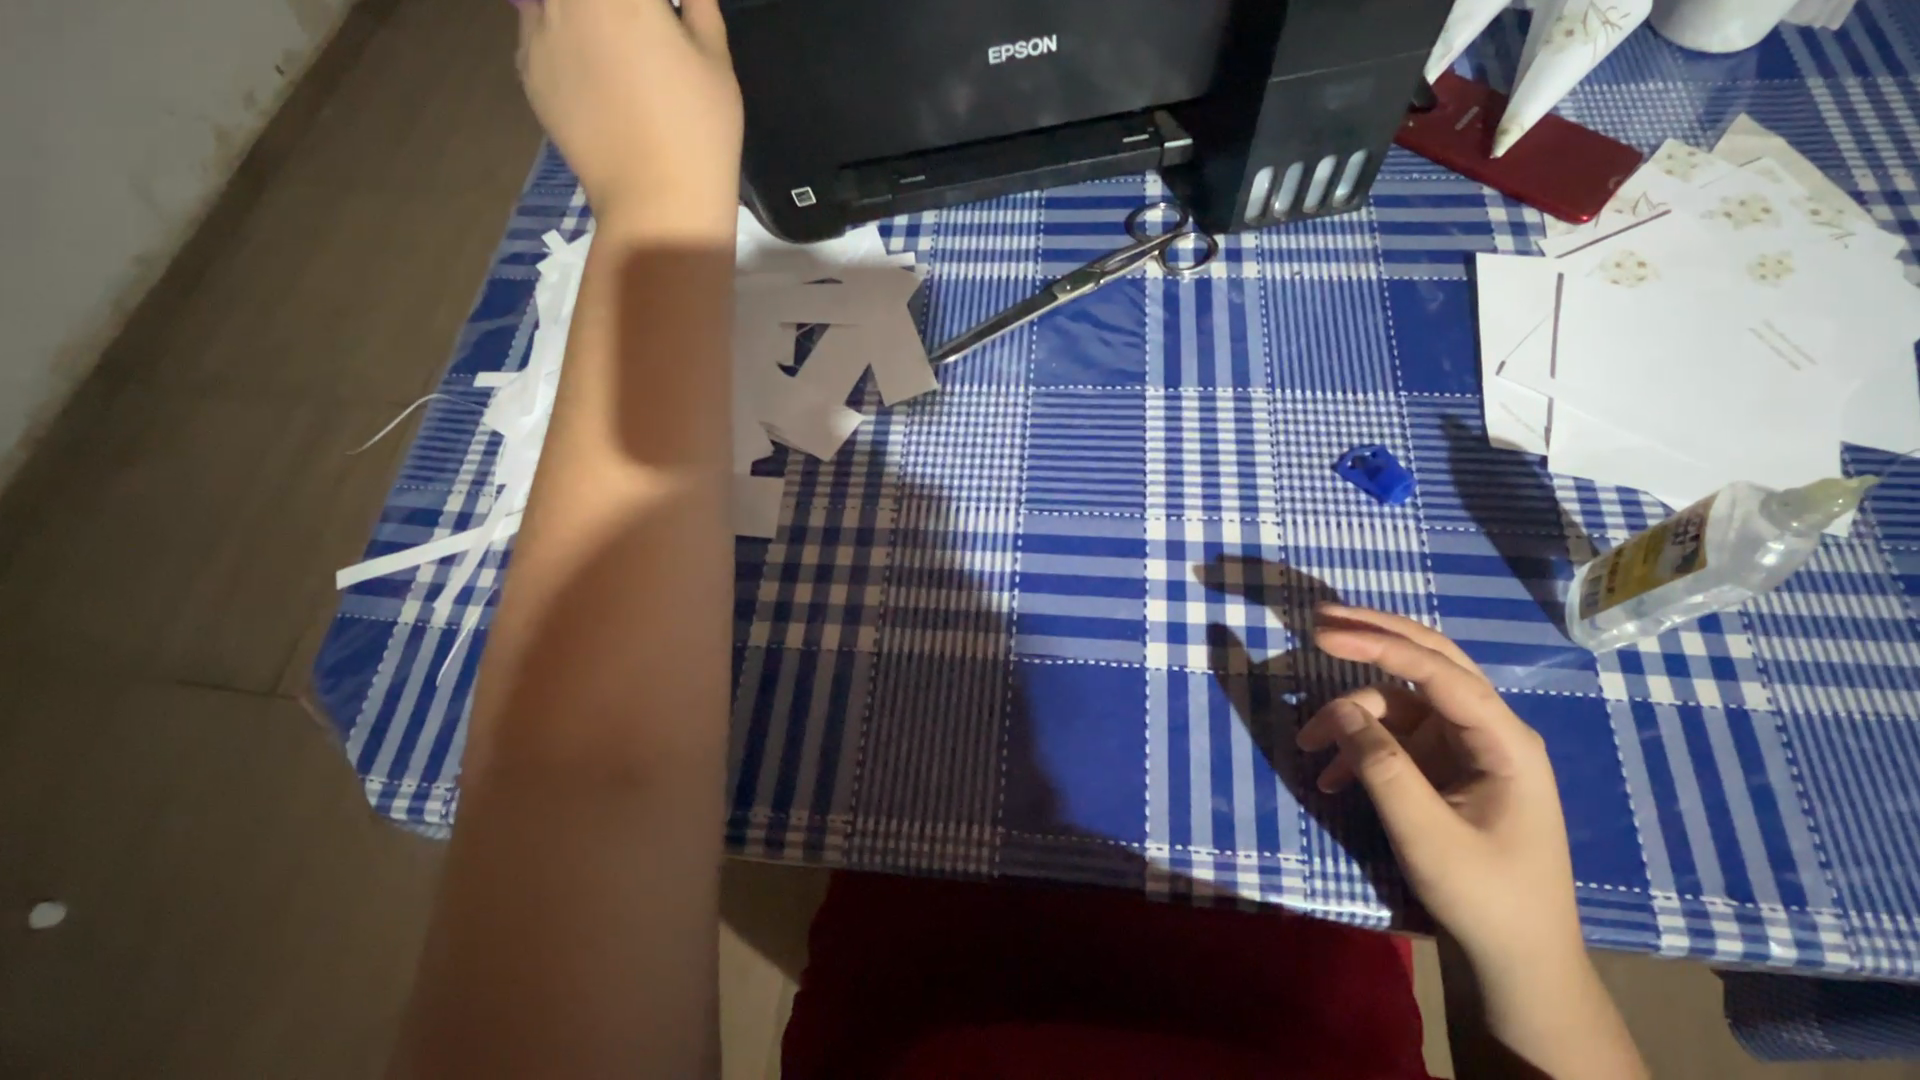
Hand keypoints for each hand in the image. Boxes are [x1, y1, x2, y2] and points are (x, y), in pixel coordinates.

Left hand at [515, 0, 743, 238]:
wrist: (656, 201)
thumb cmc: (700, 131)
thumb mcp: (715, 61)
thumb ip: (697, 6)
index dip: (647, 5)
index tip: (662, 12)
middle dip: (615, 8)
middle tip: (634, 23)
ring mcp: (540, 30)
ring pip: (551, 1)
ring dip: (578, 12)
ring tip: (608, 37)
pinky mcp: (528, 68)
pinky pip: (534, 23)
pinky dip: (555, 26)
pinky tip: (586, 58)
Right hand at [1295, 605, 1582, 971]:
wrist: (1517, 958)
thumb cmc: (1484, 894)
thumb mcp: (1425, 832)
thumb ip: (1381, 765)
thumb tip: (1339, 711)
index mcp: (1504, 740)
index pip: (1438, 672)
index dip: (1379, 645)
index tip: (1322, 634)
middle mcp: (1489, 730)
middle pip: (1429, 664)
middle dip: (1374, 640)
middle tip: (1319, 622)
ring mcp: (1467, 747)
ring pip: (1402, 704)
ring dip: (1353, 715)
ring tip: (1307, 743)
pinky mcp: (1448, 767)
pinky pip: (1396, 738)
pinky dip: (1361, 747)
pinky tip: (1331, 776)